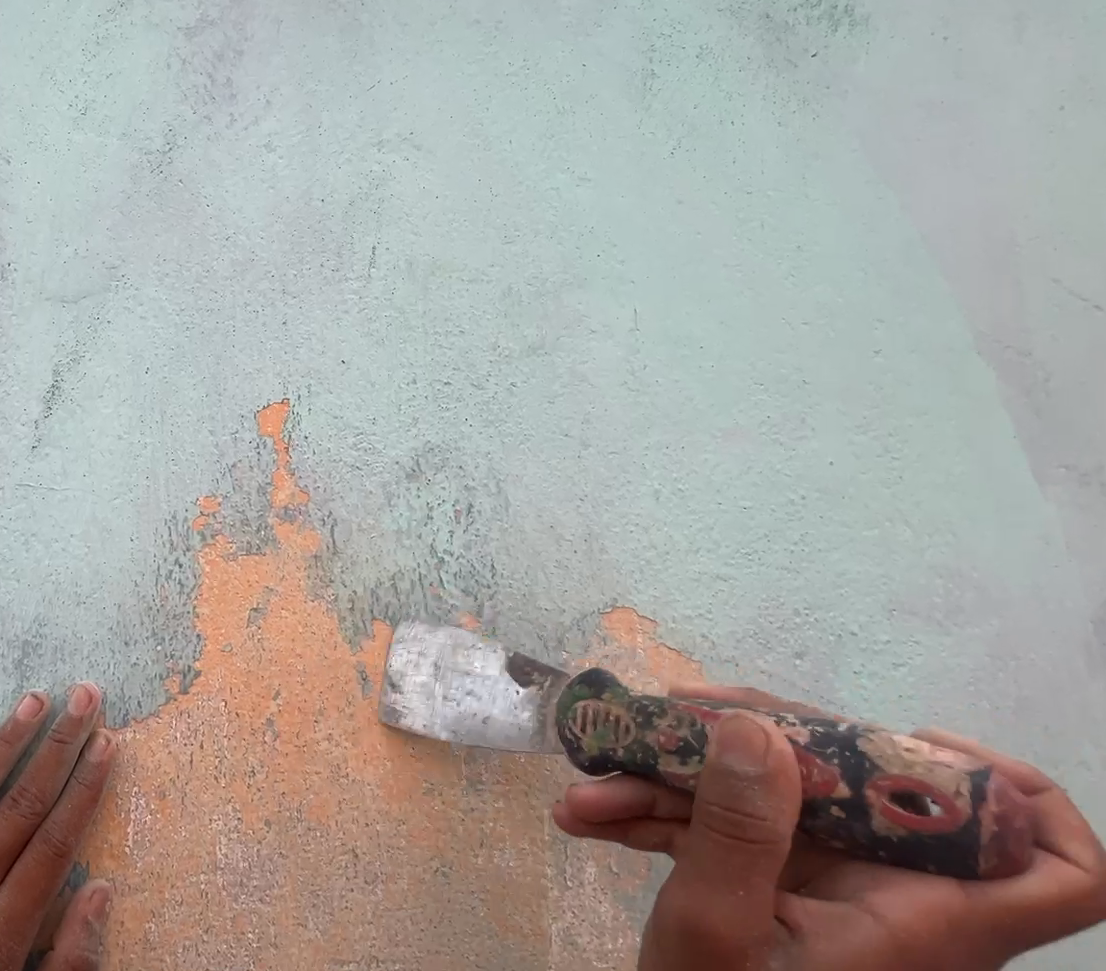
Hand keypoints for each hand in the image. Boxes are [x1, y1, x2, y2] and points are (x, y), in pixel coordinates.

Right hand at [553, 684, 1105, 969]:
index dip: (1013, 795)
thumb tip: (751, 725)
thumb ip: (738, 829)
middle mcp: (887, 897)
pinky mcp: (771, 891)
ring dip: (669, 786)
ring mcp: (824, 892)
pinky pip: (727, 832)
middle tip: (671, 718)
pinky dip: (658, 820)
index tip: (916, 740)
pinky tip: (586, 816)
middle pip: (857, 792)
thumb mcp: (716, 924)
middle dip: (749, 746)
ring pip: (770, 805)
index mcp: (921, 918)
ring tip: (587, 789)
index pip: (1057, 871)